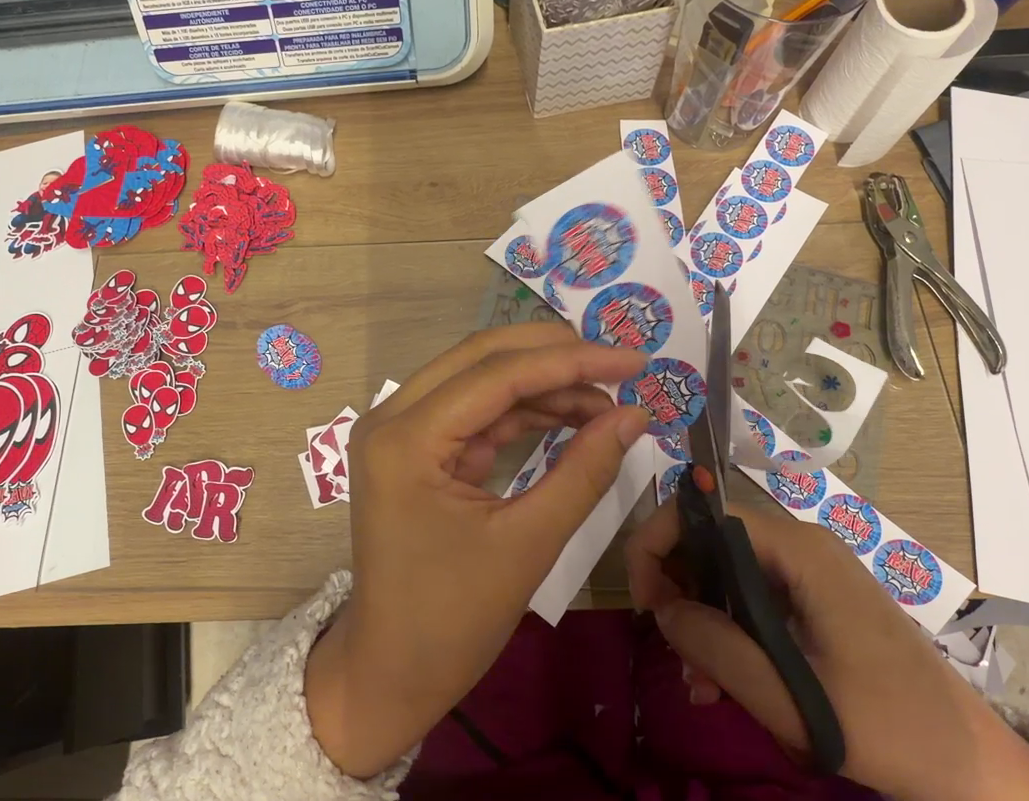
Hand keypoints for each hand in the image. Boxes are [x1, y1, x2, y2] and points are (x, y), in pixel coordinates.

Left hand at [304, 324, 650, 778]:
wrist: (392, 672)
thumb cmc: (452, 618)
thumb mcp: (528, 544)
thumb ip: (584, 472)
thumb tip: (635, 415)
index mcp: (405, 437)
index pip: (497, 374)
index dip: (571, 361)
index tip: (635, 361)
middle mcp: (392, 418)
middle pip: (481, 359)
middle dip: (555, 356)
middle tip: (622, 366)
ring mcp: (400, 432)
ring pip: (479, 381)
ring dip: (543, 385)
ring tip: (608, 402)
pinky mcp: (415, 450)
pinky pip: (474, 412)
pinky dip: (523, 412)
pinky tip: (571, 417)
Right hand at [627, 502, 1028, 800]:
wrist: (969, 762)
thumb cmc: (887, 726)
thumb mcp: (790, 696)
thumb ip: (717, 647)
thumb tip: (662, 609)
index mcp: (801, 551)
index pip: (705, 514)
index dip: (660, 546)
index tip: (645, 605)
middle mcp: (803, 547)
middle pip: (711, 544)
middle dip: (680, 595)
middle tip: (675, 657)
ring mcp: (812, 573)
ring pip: (728, 576)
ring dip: (703, 622)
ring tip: (701, 687)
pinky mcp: (818, 599)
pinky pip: (754, 600)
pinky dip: (730, 633)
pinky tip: (726, 683)